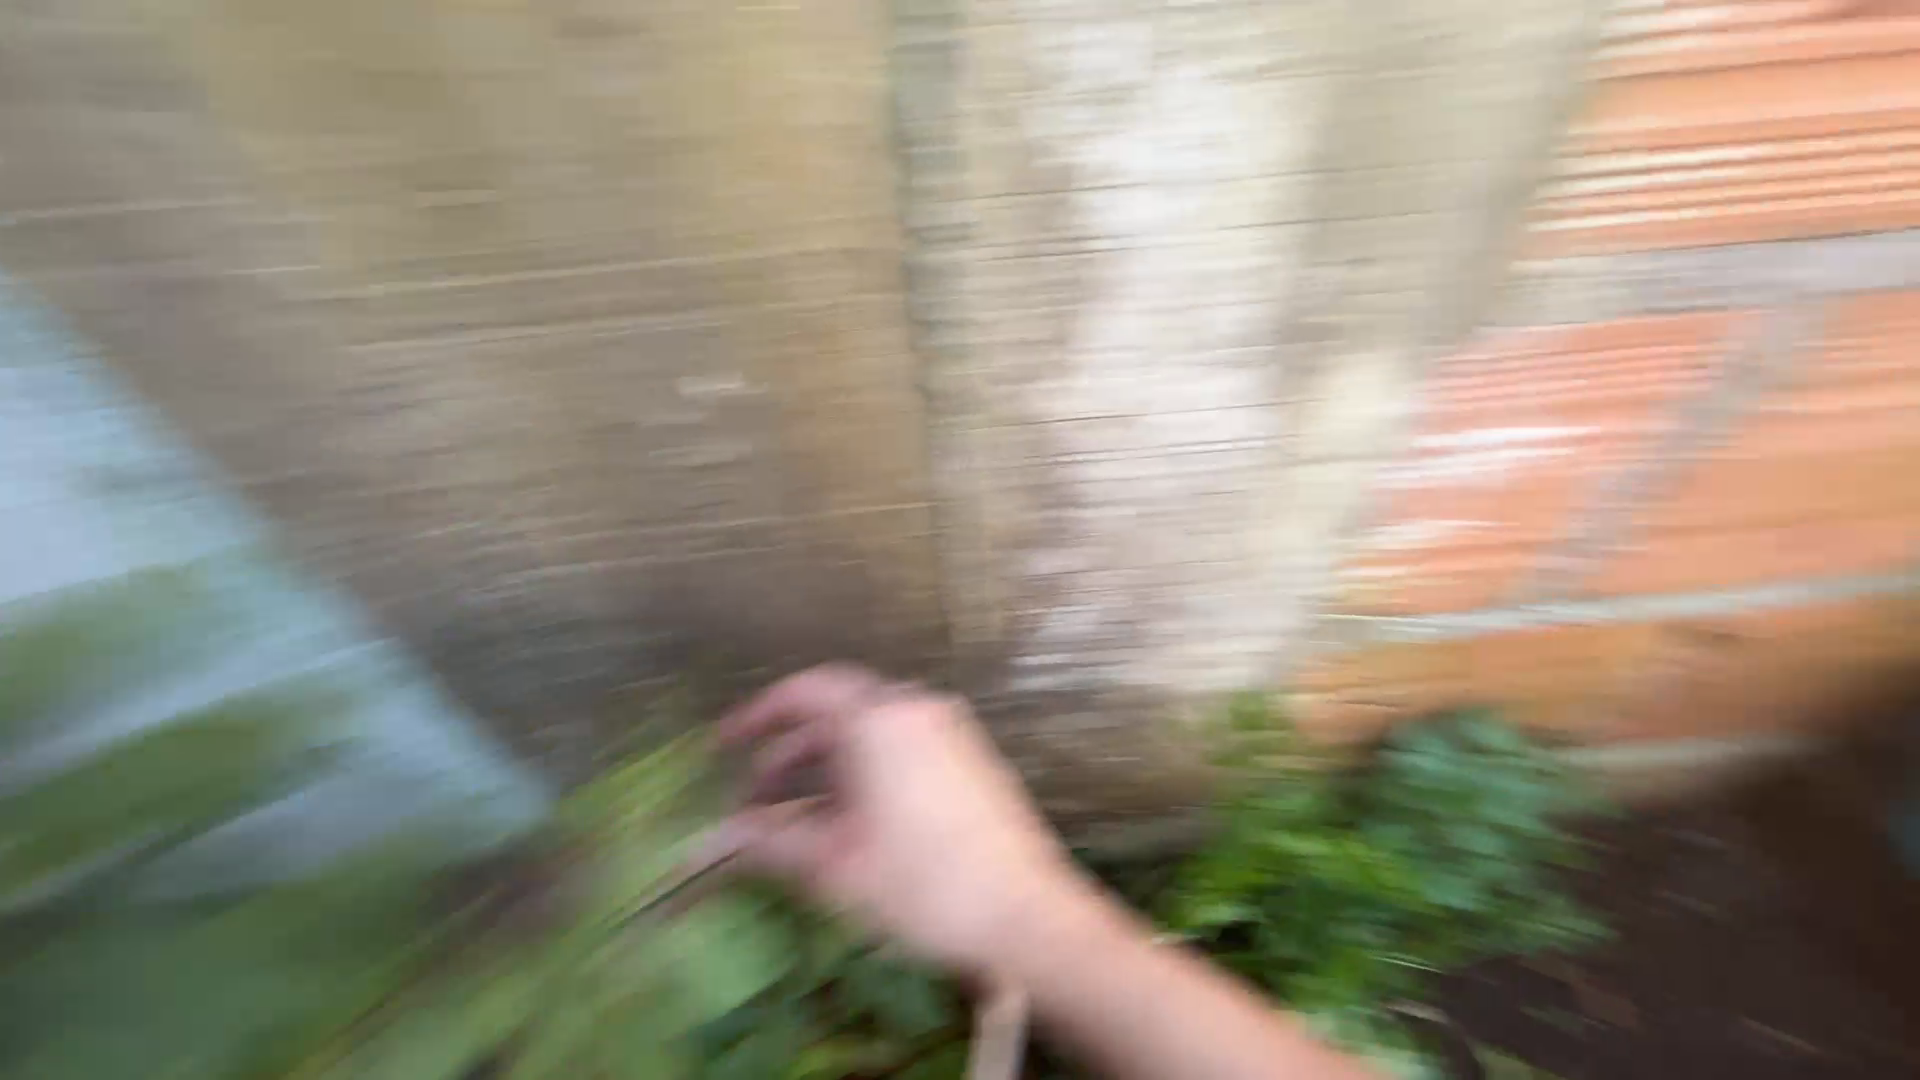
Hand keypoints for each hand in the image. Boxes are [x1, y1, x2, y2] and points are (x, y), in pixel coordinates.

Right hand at [718, 664, 1096, 977]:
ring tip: (796, 817)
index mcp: (880, 718)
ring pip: (871, 733)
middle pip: (837, 713)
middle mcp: (916, 708)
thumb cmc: (924, 885)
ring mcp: (949, 730)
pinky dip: (866, 769)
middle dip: (789, 753)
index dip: (759, 715)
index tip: (725, 744)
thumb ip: (769, 843)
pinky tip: (851, 818)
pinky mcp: (970, 756)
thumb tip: (709, 844)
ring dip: (827, 766)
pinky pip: (903, 745)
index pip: (806, 691)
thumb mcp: (836, 865)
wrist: (1028, 916)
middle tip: (752, 799)